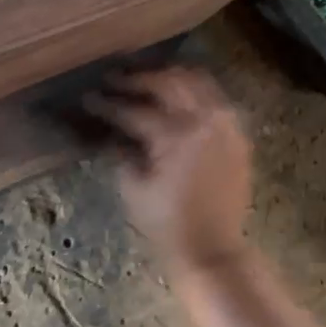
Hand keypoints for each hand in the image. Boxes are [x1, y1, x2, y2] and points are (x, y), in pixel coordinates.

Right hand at [84, 66, 253, 271]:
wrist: (214, 250)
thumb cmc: (167, 224)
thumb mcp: (133, 189)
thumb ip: (122, 152)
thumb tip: (114, 131)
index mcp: (174, 136)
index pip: (134, 110)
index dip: (107, 103)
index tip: (89, 97)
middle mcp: (203, 121)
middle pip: (168, 82)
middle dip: (138, 77)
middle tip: (115, 79)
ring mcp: (225, 125)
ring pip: (196, 81)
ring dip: (168, 77)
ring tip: (146, 79)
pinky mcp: (236, 135)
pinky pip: (215, 98)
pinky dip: (193, 91)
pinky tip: (176, 98)